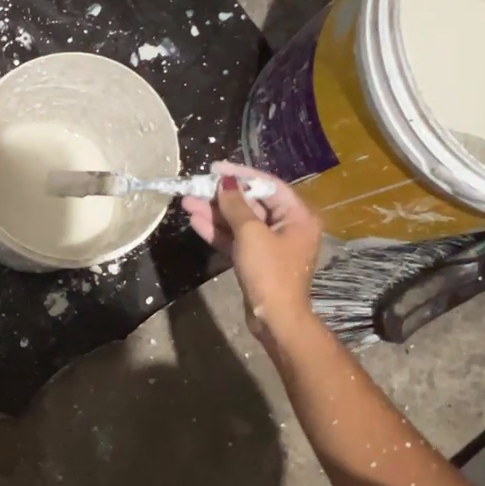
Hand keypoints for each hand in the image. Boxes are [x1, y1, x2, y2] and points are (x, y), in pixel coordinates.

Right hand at [182, 162, 321, 339]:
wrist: (274, 317)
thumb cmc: (269, 272)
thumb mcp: (251, 234)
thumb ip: (236, 206)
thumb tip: (225, 182)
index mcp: (297, 216)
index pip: (267, 185)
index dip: (241, 175)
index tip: (214, 168)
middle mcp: (287, 226)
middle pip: (251, 204)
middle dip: (221, 197)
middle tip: (195, 188)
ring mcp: (271, 245)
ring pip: (240, 222)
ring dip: (214, 214)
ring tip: (186, 203)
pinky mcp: (256, 260)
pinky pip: (236, 239)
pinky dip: (217, 232)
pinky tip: (195, 222)